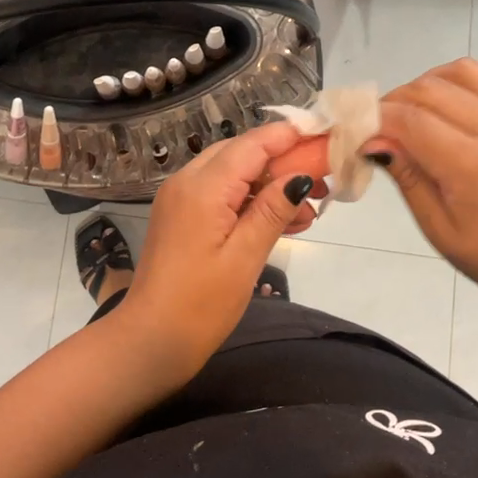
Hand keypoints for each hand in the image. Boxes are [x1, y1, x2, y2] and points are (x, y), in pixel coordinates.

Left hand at [119, 122, 318, 370]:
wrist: (149, 341)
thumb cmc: (199, 305)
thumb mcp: (244, 258)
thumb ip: (272, 211)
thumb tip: (301, 176)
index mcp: (202, 187)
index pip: (252, 144)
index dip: (290, 136)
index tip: (327, 135)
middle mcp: (187, 182)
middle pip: (242, 153)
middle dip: (284, 161)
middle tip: (326, 180)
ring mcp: (180, 199)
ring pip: (232, 173)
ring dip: (269, 184)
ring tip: (311, 209)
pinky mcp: (180, 217)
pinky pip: (220, 193)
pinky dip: (250, 201)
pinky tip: (282, 222)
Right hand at [363, 59, 477, 307]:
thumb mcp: (434, 224)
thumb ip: (404, 173)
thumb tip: (370, 138)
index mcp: (477, 167)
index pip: (412, 121)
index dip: (376, 118)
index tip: (355, 129)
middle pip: (429, 90)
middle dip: (393, 102)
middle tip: (376, 126)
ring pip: (454, 73)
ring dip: (421, 87)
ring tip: (407, 114)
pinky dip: (451, 83)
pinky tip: (438, 107)